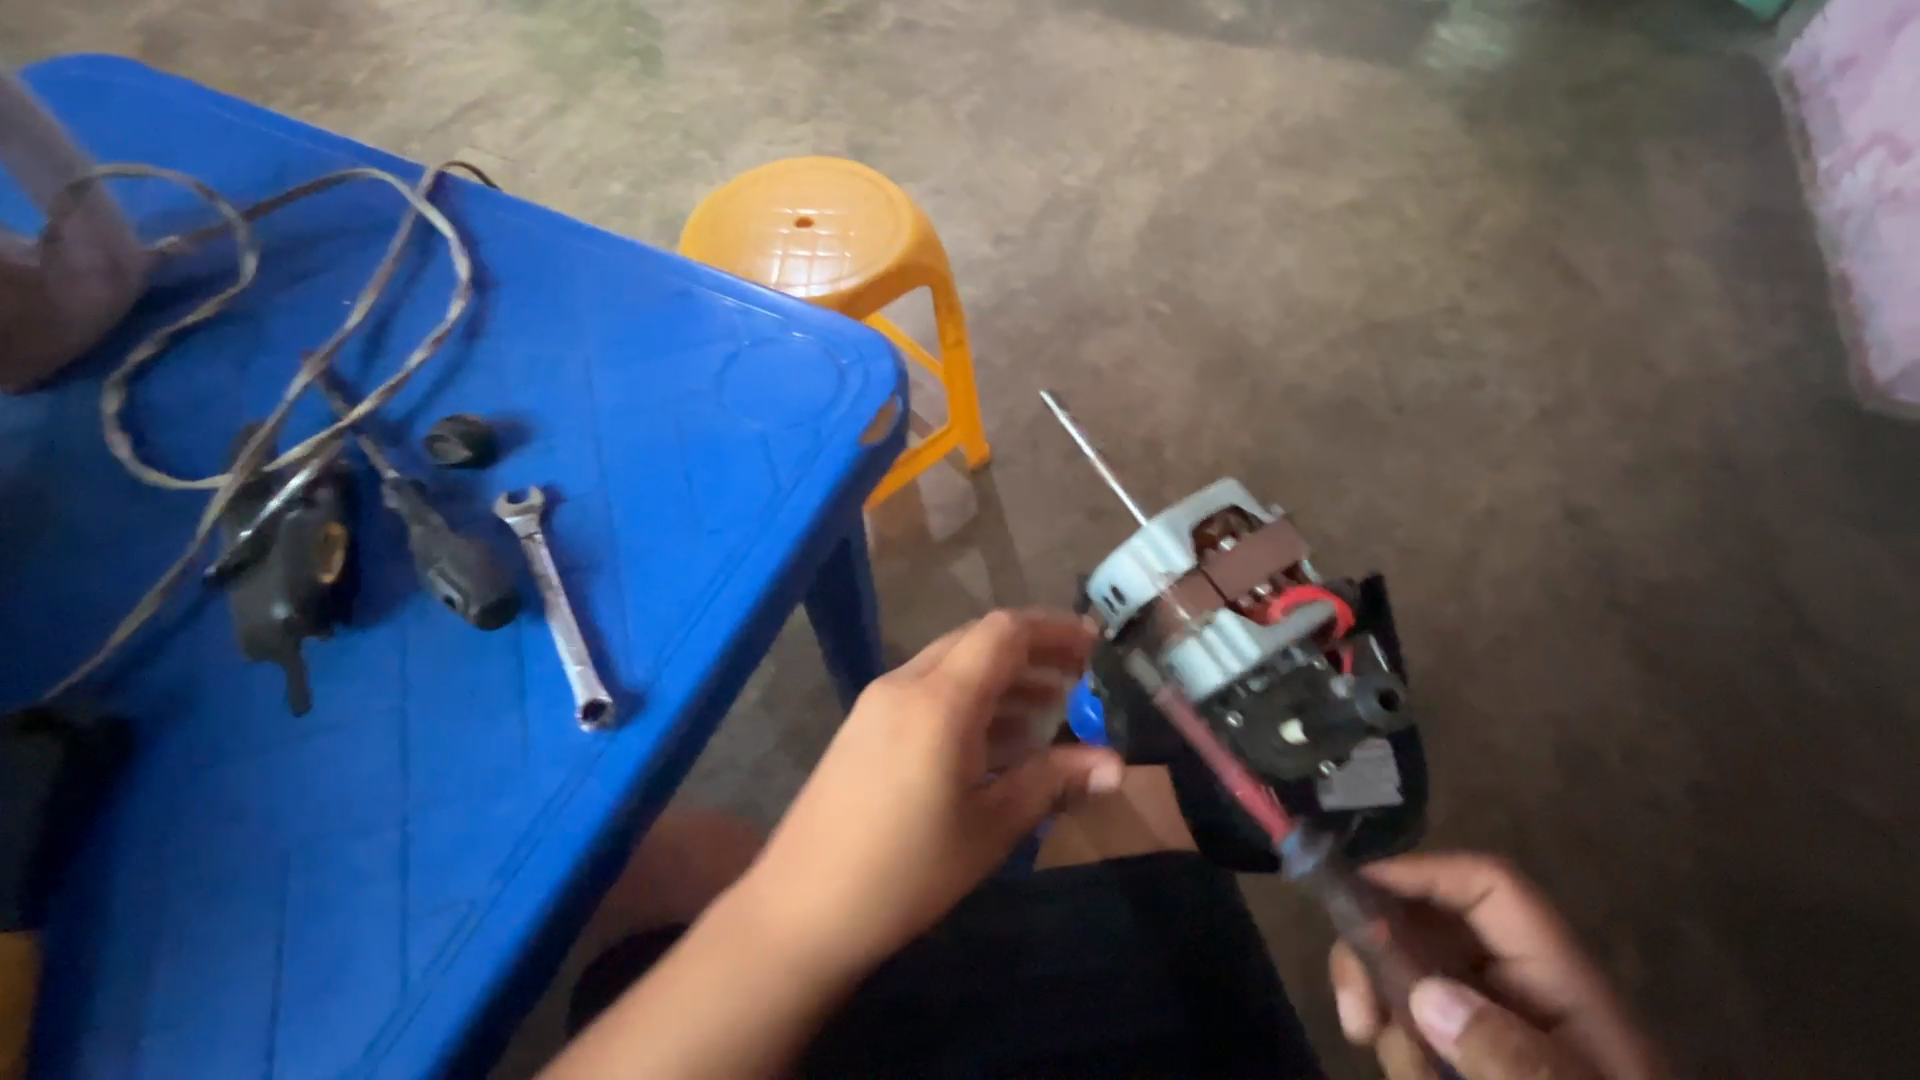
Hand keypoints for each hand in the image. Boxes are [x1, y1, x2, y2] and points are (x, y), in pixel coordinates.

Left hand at [734, 609, 1124, 973]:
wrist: (802, 909)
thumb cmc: (907, 871)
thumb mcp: (991, 827)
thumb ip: (1053, 782)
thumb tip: (1116, 765)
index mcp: (939, 699)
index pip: (1003, 632)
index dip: (1053, 630)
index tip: (1095, 646)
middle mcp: (905, 684)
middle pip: (976, 641)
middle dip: (1032, 652)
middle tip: (1079, 679)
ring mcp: (877, 704)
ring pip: (950, 666)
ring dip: (1001, 679)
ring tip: (1050, 711)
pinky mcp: (863, 728)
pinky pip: (926, 692)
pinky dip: (969, 701)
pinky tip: (996, 741)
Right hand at [1329, 854, 1665, 1079]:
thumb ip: (1513, 1058)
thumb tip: (1427, 996)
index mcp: (1566, 986)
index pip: (1491, 888)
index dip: (1422, 873)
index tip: (1353, 898)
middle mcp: (1527, 997)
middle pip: (1433, 930)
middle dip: (1378, 960)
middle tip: (1356, 1015)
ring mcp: (1501, 1036)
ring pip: (1413, 988)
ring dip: (1390, 1026)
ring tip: (1405, 1073)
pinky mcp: (1479, 1067)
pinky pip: (1421, 1037)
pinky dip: (1404, 1058)